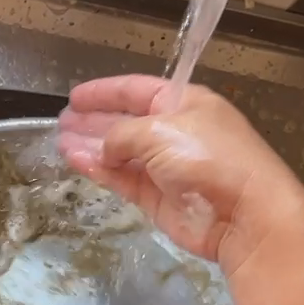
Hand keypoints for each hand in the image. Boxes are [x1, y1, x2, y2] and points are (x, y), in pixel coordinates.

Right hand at [57, 75, 299, 271]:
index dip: (106, 92)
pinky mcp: (157, 198)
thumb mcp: (160, 131)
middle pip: (126, 122)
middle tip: (62, 122)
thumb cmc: (208, 158)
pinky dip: (99, 170)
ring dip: (91, 147)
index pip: (138, 91)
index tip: (75, 97)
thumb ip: (121, 135)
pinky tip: (76, 161)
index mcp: (184, 104)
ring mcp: (165, 167)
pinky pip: (122, 179)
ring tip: (61, 143)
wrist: (242, 214)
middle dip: (94, 121)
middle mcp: (174, 133)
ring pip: (120, 153)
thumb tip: (103, 147)